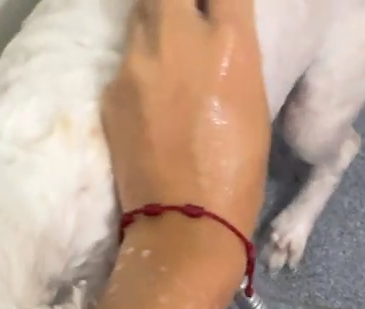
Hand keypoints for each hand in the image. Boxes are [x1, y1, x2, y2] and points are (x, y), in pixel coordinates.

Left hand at [102, 0, 270, 233]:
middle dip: (178, 0)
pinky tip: (149, 107)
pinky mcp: (111, 92)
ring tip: (167, 58)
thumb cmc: (237, 178)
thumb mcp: (252, 107)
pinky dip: (137, 75)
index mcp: (230, 43)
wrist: (187, 229)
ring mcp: (138, 63)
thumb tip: (213, 41)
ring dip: (155, 25)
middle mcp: (180, 38)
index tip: (213, 8)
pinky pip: (125, 66)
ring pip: (140, 15)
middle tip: (182, 18)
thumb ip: (231, 58)